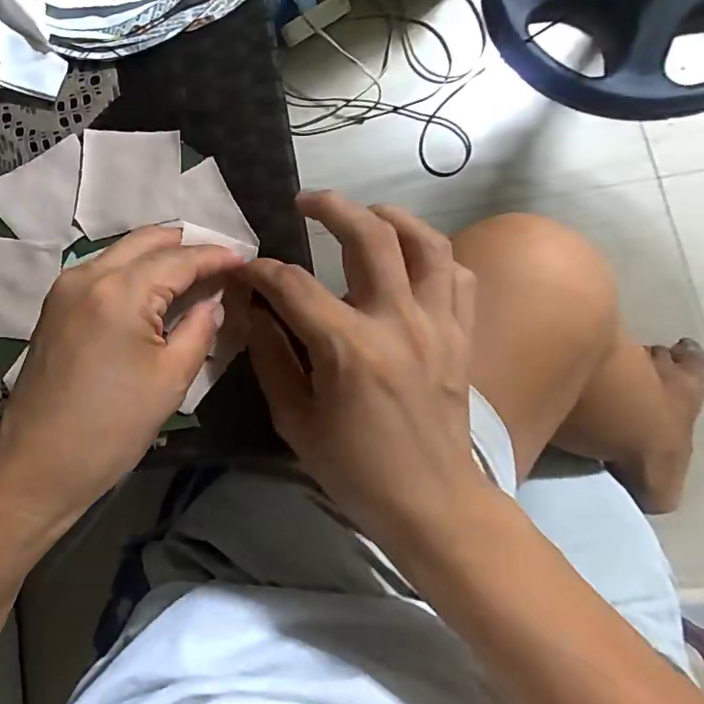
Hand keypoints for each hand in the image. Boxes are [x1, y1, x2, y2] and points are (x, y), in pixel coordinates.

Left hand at [0, 225, 244, 541]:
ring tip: (192, 275)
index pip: (176, 258)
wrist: (38, 459)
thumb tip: (213, 301)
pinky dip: (130, 272)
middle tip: (220, 263)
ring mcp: (64, 288)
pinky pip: (100, 272)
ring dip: (155, 256)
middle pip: (144, 242)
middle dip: (184, 246)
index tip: (245, 258)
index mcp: (118, 290)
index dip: (214, 256)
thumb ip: (198, 329)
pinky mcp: (54, 305)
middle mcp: (86, 275)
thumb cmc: (111, 426)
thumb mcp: (169, 379)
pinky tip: (153, 290)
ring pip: (119, 253)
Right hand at [240, 191, 488, 543]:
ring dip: (391, 217)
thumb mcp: (293, 417)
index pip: (293, 284)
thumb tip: (252, 312)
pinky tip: (409, 256)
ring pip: (427, 244)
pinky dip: (433, 254)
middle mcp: (399, 323)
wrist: (433, 502)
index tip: (241, 269)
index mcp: (349, 347)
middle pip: (370, 238)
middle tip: (303, 201)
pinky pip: (457, 275)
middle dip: (331, 209)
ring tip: (363, 213)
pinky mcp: (462, 335)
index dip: (260, 270)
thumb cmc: (353, 466)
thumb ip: (270, 356)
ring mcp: (439, 325)